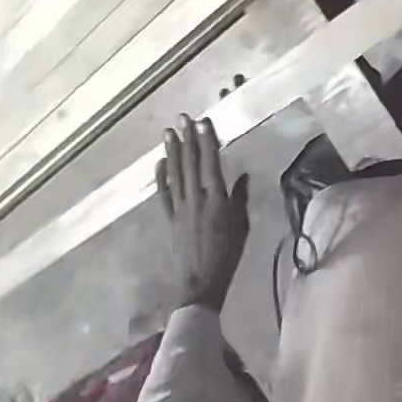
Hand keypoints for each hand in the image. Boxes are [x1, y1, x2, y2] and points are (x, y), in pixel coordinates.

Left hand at [154, 115, 249, 313]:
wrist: (200, 283)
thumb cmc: (227, 256)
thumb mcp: (241, 227)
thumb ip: (239, 200)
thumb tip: (242, 177)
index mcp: (217, 200)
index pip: (210, 163)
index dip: (206, 141)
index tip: (203, 122)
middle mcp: (196, 199)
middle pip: (191, 163)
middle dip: (187, 139)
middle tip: (182, 118)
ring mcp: (180, 208)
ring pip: (176, 174)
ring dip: (172, 151)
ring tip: (169, 132)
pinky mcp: (169, 218)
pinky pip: (164, 193)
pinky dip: (161, 177)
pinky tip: (160, 162)